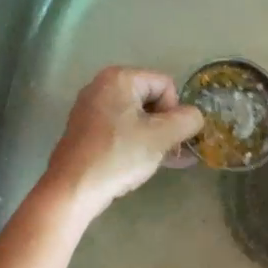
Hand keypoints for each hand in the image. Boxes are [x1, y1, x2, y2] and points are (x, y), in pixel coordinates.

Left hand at [41, 67, 203, 222]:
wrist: (72, 189)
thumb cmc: (118, 156)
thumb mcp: (161, 137)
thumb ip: (187, 120)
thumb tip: (195, 116)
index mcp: (119, 78)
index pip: (166, 85)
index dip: (174, 111)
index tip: (167, 137)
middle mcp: (102, 86)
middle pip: (151, 99)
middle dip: (165, 125)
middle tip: (169, 152)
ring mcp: (91, 108)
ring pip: (136, 117)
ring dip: (154, 137)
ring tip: (165, 161)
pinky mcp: (86, 130)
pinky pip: (120, 129)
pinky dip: (135, 142)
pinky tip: (146, 163)